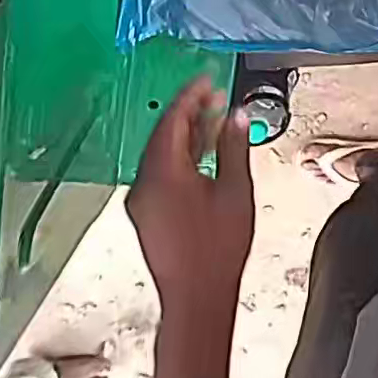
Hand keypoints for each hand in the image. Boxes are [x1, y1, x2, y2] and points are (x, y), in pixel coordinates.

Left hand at [127, 77, 255, 319]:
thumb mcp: (235, 189)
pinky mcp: (146, 212)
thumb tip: (235, 115)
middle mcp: (144, 183)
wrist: (196, 297)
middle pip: (164, 134)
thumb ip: (233, 146)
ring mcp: (142, 199)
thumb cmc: (219, 246)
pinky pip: (160, 171)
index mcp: (163, 173)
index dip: (190, 96)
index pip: (173, 120)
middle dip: (190, 112)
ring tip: (215, 119)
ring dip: (187, 134)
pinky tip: (203, 153)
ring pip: (162, 153)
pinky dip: (181, 155)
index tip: (207, 80)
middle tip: (215, 96)